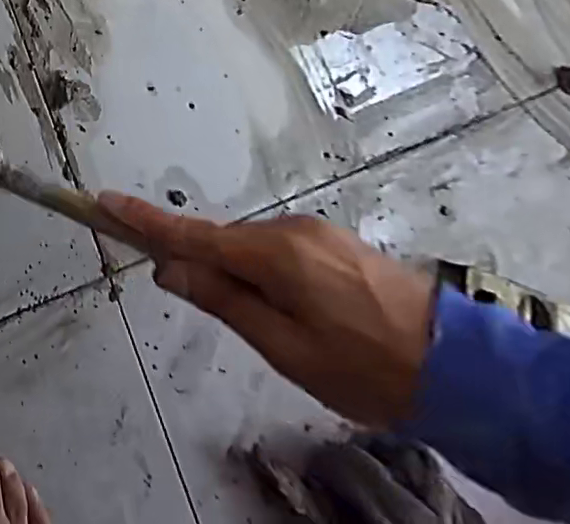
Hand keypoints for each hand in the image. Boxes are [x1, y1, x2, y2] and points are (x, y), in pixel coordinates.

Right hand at [98, 192, 434, 425]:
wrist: (465, 366)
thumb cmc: (367, 368)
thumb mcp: (286, 348)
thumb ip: (222, 301)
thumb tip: (169, 269)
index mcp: (273, 254)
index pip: (191, 233)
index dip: (143, 220)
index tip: (105, 201)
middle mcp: (289, 229)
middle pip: (221, 240)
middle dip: (203, 264)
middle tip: (211, 307)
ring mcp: (313, 230)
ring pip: (250, 247)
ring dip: (240, 274)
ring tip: (275, 325)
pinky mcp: (330, 239)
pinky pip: (276, 248)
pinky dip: (264, 269)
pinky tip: (292, 307)